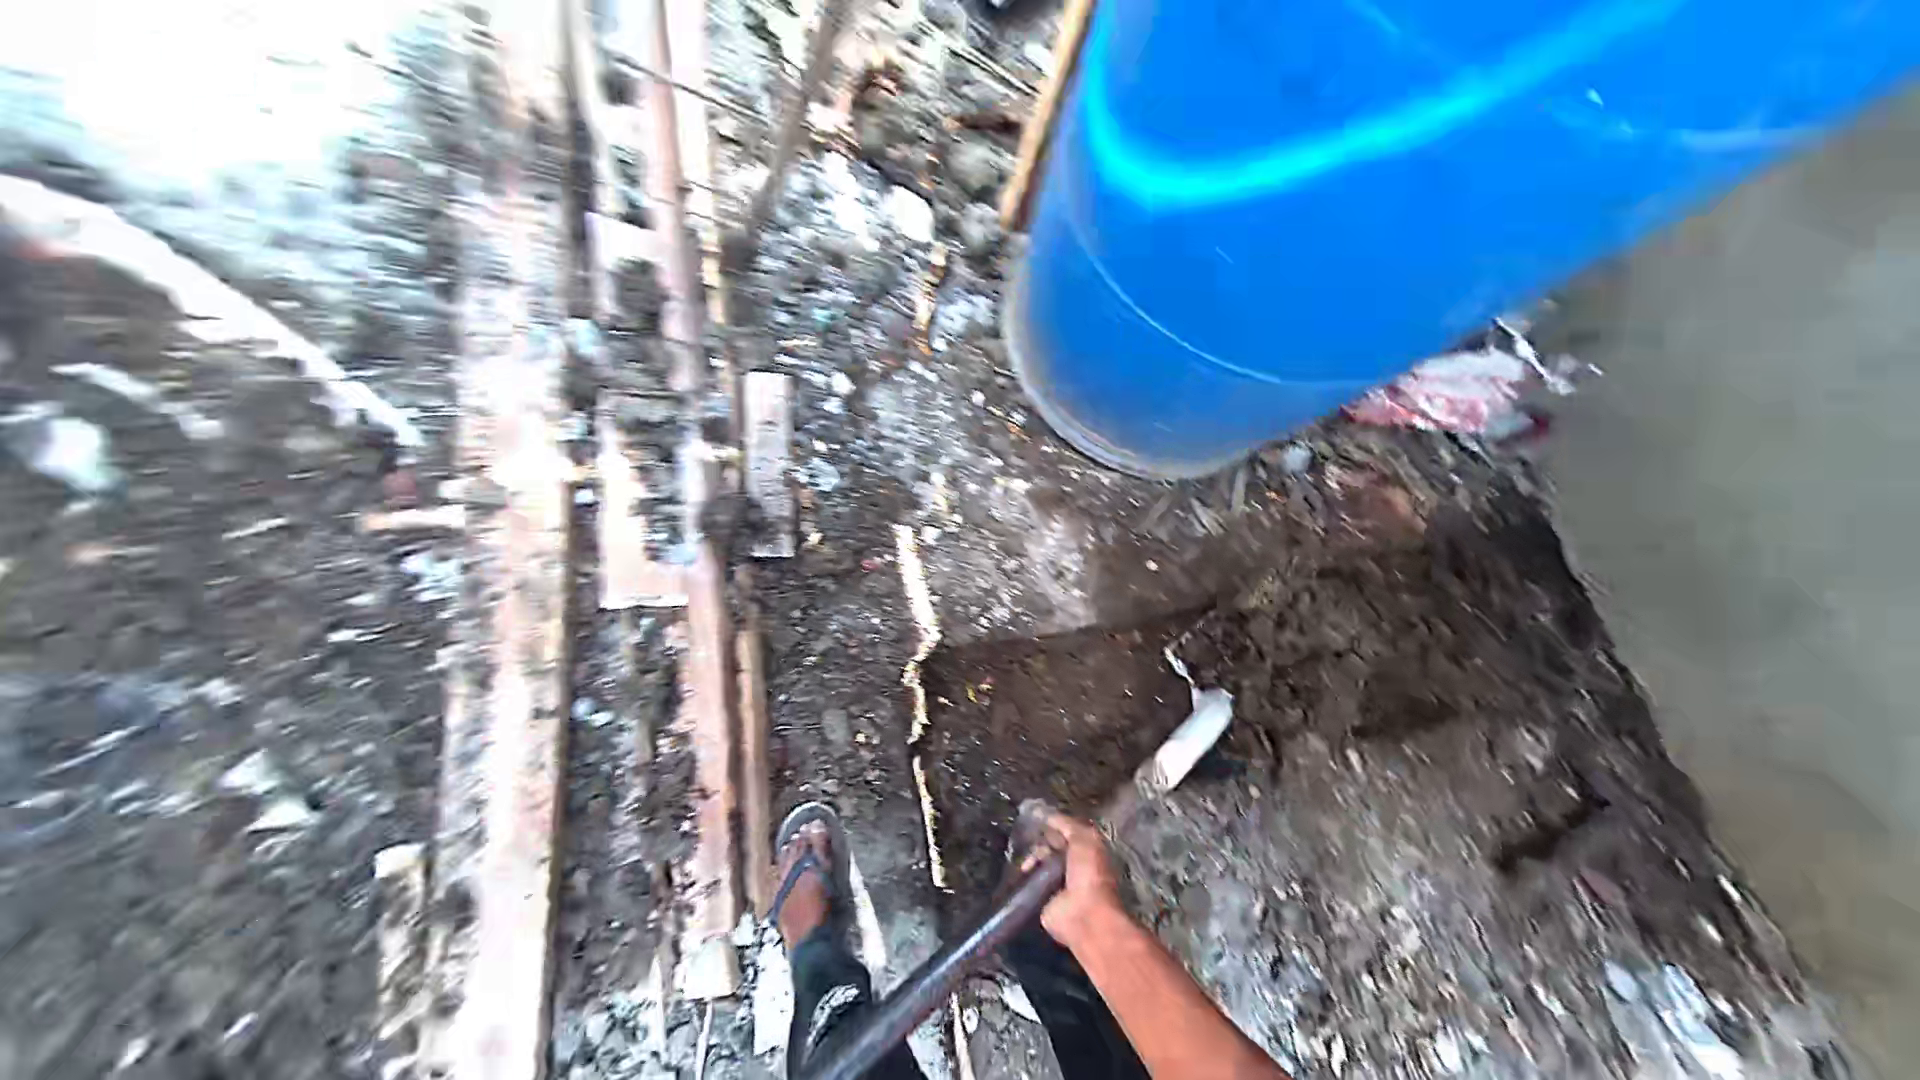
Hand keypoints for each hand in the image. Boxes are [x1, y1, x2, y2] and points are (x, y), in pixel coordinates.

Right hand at [1037, 812, 1124, 945]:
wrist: (1083, 914)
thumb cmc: (1089, 873)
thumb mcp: (1084, 838)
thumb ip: (1065, 824)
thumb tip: (1044, 813)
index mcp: (1086, 850)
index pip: (1065, 831)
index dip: (1051, 823)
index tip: (1032, 815)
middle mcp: (1072, 864)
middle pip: (1050, 845)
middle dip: (1039, 840)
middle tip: (1025, 836)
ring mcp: (1058, 882)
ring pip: (1040, 861)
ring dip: (1032, 857)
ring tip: (1026, 859)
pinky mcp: (1044, 898)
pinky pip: (1031, 880)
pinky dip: (1025, 875)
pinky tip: (1021, 870)